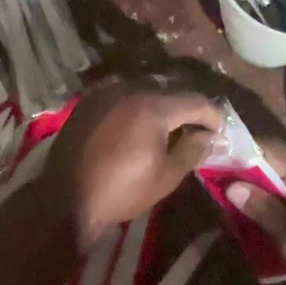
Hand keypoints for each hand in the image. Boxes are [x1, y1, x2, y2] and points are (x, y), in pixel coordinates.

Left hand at [41, 79, 223, 249]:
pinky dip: (136, 102)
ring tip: (168, 125)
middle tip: (196, 127)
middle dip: (188, 105)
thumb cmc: (121, 190)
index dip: (213, 115)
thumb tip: (208, 136)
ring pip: (145, 86)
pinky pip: (121, 92)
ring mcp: (106, 92)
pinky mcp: (89, 101)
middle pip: (171, 87)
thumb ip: (192, 150)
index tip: (220, 131)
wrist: (66, 198)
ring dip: (161, 101)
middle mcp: (130, 88)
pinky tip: (137, 123)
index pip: (196, 100)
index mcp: (154, 106)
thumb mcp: (166, 176)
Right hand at [226, 139, 285, 284]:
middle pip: (285, 165)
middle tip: (230, 193)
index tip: (219, 161)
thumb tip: (233, 183)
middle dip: (255, 175)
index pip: (273, 148)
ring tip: (250, 212)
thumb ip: (262, 210)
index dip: (244, 150)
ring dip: (273, 193)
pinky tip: (281, 226)